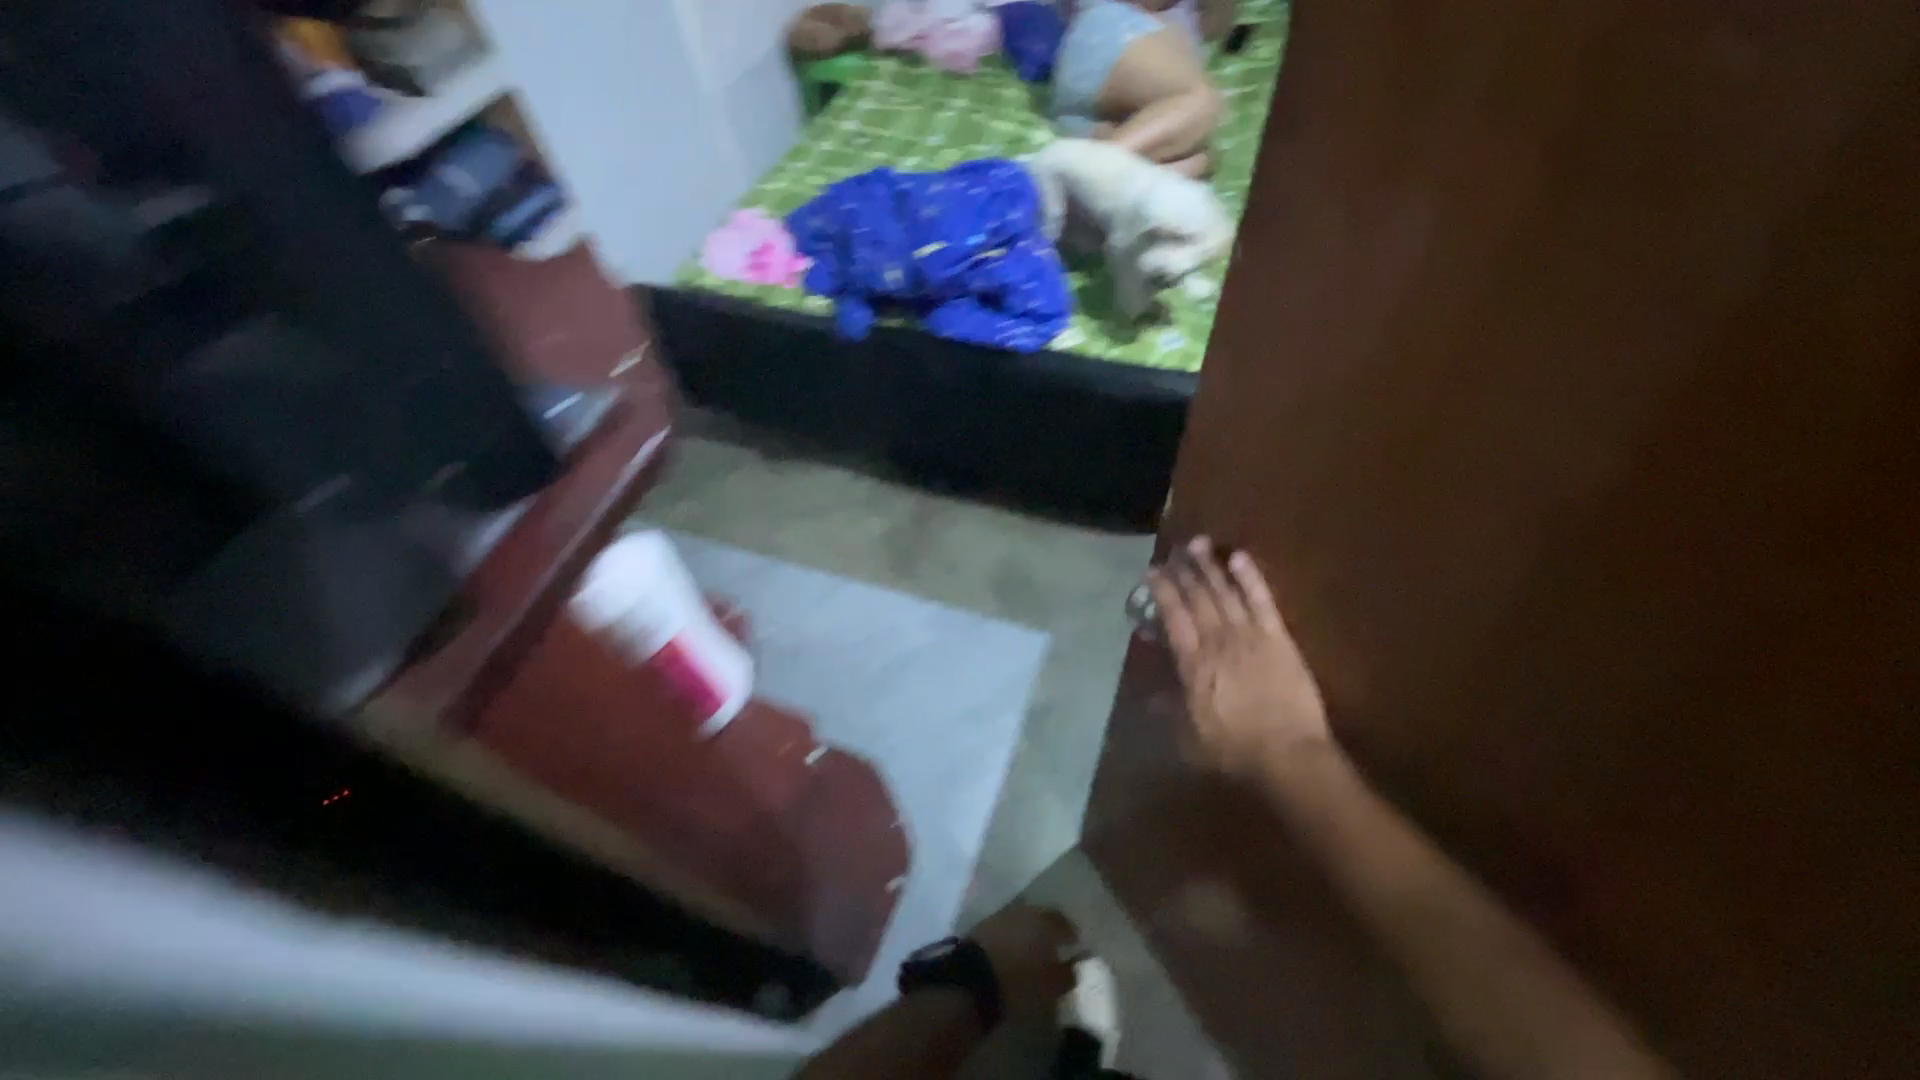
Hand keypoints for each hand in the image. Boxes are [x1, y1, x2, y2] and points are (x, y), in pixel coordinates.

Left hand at [968, 905, 1080, 1021]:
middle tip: (1053, 946)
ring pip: (1021, 920)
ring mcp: (1001, 915)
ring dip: (1027, 932)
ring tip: (1031, 950)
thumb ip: (1068, 974)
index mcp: (1045, 922)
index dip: (1070, 934)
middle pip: (1041, 917)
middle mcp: (1024, 911)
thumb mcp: (1052, 987)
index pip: (1064, 922)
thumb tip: (1076, 966)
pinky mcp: (982, 925)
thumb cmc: (1020, 983)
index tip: (1074, 946)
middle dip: (1048, 930)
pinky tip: (1011, 951)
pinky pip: (1004, 927)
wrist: (971, 980)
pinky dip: (1010, 937)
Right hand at [1148, 537, 1332, 774]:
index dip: (1161, 591)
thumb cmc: (1233, 749)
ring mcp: (1251, 636)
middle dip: (1184, 571)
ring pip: (1225, 592)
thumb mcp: (1187, 735)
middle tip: (1174, 549)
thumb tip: (1149, 693)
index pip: (1173, 616)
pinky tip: (1239, 557)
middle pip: (1198, 598)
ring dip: (1210, 566)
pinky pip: (1262, 601)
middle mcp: (1218, 640)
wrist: (1288, 754)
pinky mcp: (1279, 639)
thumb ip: (1168, 709)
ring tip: (1198, 544)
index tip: (1152, 571)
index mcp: (1193, 662)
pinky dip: (1250, 578)